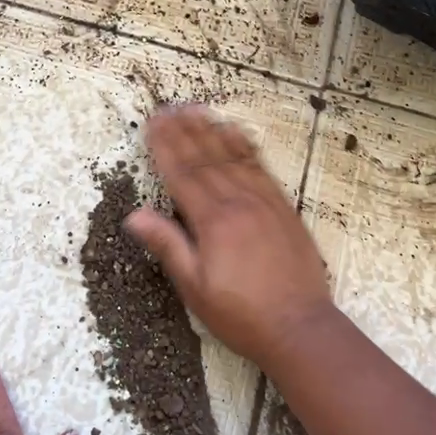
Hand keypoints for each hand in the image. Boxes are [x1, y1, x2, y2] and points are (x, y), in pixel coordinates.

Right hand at [125, 104, 337, 364]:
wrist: (301, 327)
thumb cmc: (242, 315)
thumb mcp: (195, 289)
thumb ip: (168, 246)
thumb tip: (134, 215)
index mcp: (212, 220)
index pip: (182, 174)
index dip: (165, 146)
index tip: (152, 123)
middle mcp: (238, 201)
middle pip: (205, 157)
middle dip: (183, 131)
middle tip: (167, 107)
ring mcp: (264, 199)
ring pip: (232, 155)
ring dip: (210, 130)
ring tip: (194, 108)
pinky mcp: (283, 205)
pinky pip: (260, 165)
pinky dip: (244, 145)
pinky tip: (235, 131)